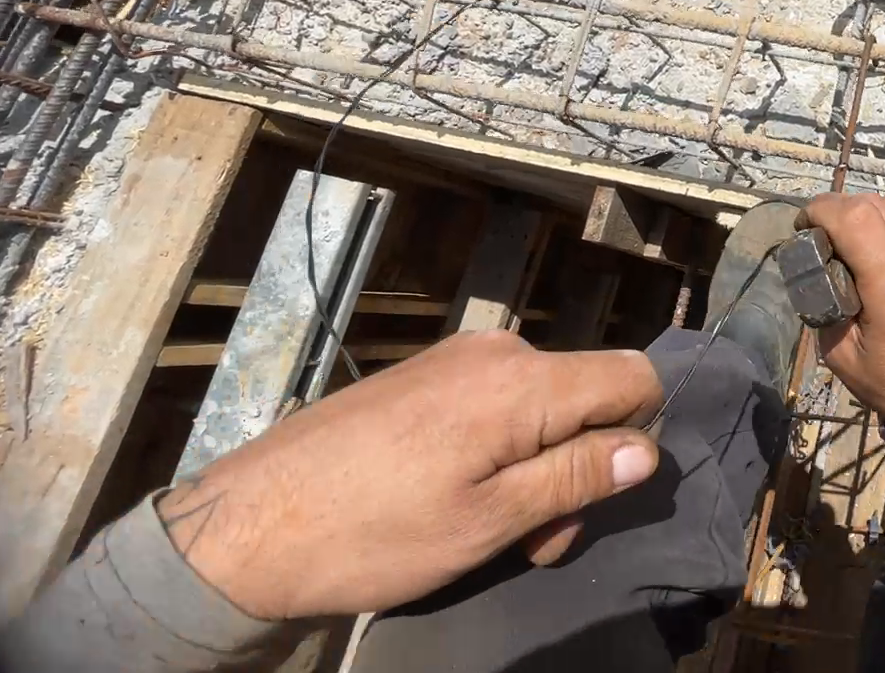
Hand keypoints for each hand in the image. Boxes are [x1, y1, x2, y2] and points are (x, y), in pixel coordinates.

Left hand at [157, 331, 661, 620]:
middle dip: (580, 463)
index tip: (596, 490)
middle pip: (589, 394)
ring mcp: (464, 355)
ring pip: (547, 401)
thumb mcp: (487, 521)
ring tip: (491, 524)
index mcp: (526, 380)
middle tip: (536, 537)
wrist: (235, 527)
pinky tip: (459, 489)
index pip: (634, 374)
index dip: (638, 430)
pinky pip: (504, 396)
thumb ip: (577, 476)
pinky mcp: (434, 370)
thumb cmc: (371, 533)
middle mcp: (504, 349)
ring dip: (541, 461)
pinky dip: (506, 443)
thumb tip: (649, 449)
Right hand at [804, 193, 884, 421]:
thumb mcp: (840, 353)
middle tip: (827, 236)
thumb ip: (823, 299)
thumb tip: (815, 255)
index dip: (823, 209)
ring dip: (869, 213)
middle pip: (874, 205)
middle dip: (840, 211)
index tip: (806, 223)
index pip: (856, 218)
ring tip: (857, 240)